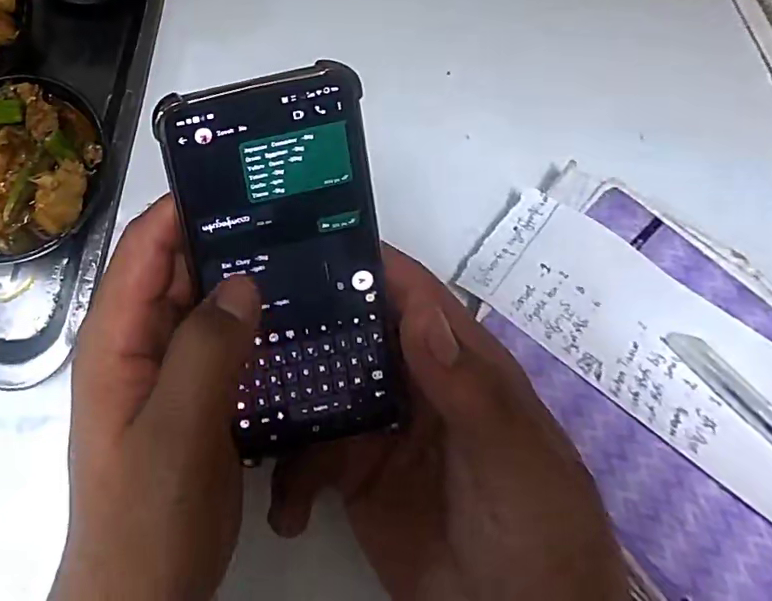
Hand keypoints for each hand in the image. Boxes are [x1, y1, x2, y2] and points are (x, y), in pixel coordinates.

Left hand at [52, 196, 260, 600]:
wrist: (139, 591)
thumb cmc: (146, 513)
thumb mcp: (176, 430)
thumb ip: (205, 351)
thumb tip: (241, 282)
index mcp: (112, 334)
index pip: (141, 248)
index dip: (179, 209)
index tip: (229, 181)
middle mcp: (130, 338)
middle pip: (170, 268)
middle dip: (216, 237)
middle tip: (278, 214)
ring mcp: (156, 366)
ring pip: (194, 302)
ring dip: (232, 278)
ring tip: (291, 252)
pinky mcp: (182, 393)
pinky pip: (211, 340)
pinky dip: (240, 323)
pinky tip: (282, 317)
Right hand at [267, 245, 625, 600]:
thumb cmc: (538, 535)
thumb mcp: (515, 463)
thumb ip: (470, 391)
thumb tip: (417, 312)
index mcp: (452, 360)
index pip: (403, 291)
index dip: (358, 258)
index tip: (295, 235)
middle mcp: (406, 378)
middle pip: (343, 326)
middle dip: (295, 313)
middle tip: (234, 303)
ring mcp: (373, 422)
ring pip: (311, 381)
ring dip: (275, 387)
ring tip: (233, 393)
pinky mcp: (349, 467)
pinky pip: (304, 451)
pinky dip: (287, 473)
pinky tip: (282, 505)